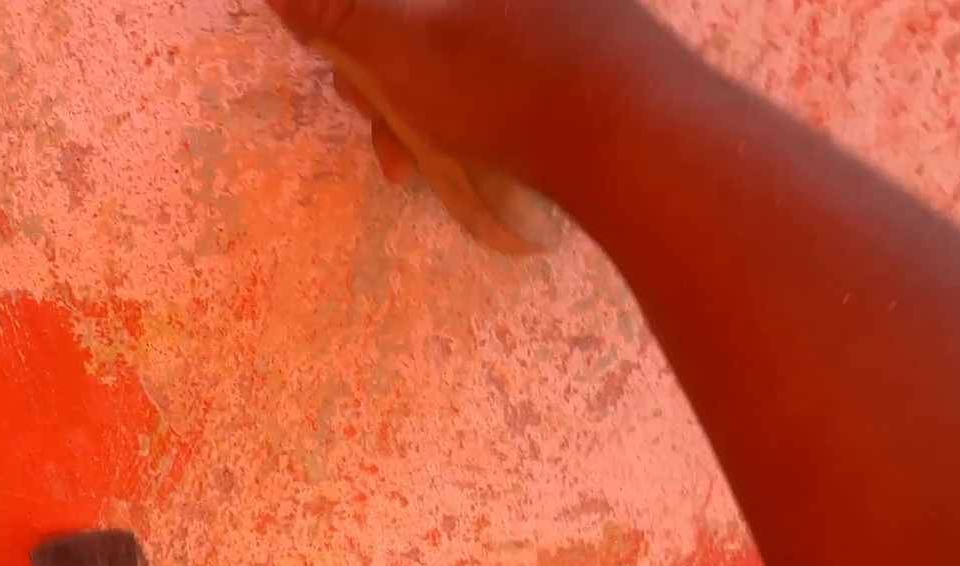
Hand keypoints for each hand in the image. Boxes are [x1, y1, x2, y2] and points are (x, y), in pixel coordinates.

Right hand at [265, 0, 664, 184]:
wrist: (623, 136)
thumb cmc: (503, 86)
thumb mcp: (399, 53)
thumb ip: (336, 14)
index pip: (377, 0)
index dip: (347, 25)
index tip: (346, 65)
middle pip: (406, 9)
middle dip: (375, 67)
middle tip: (376, 115)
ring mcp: (531, 5)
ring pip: (436, 36)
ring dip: (405, 97)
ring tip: (406, 157)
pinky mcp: (551, 31)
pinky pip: (472, 54)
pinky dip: (444, 98)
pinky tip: (436, 147)